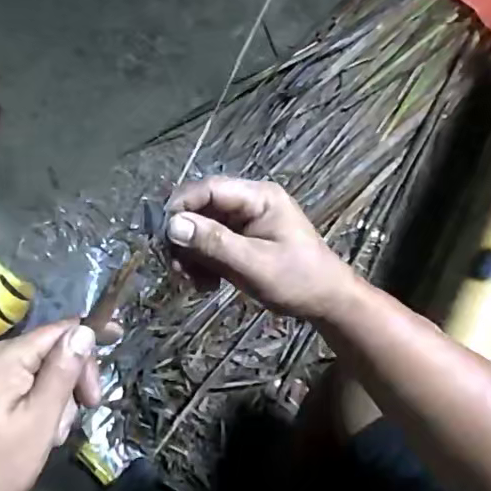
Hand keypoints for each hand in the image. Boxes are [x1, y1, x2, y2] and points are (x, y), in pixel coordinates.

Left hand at [0, 320, 102, 490]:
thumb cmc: (0, 464)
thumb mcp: (40, 419)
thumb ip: (63, 372)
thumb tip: (85, 331)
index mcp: (8, 356)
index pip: (60, 329)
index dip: (90, 335)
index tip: (120, 340)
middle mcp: (1, 357)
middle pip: (56, 348)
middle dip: (77, 375)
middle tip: (90, 406)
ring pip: (50, 370)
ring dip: (63, 397)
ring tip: (56, 431)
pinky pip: (35, 385)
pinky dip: (49, 405)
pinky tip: (45, 431)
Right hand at [164, 176, 362, 320]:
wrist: (326, 302)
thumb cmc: (298, 280)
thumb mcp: (255, 264)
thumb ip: (215, 243)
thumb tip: (172, 225)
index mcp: (258, 197)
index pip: (208, 188)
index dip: (181, 207)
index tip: (163, 236)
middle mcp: (248, 202)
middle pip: (200, 207)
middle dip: (184, 237)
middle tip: (177, 268)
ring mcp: (243, 221)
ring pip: (199, 227)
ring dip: (190, 254)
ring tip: (193, 282)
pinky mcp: (239, 240)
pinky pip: (208, 243)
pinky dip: (200, 262)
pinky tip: (205, 284)